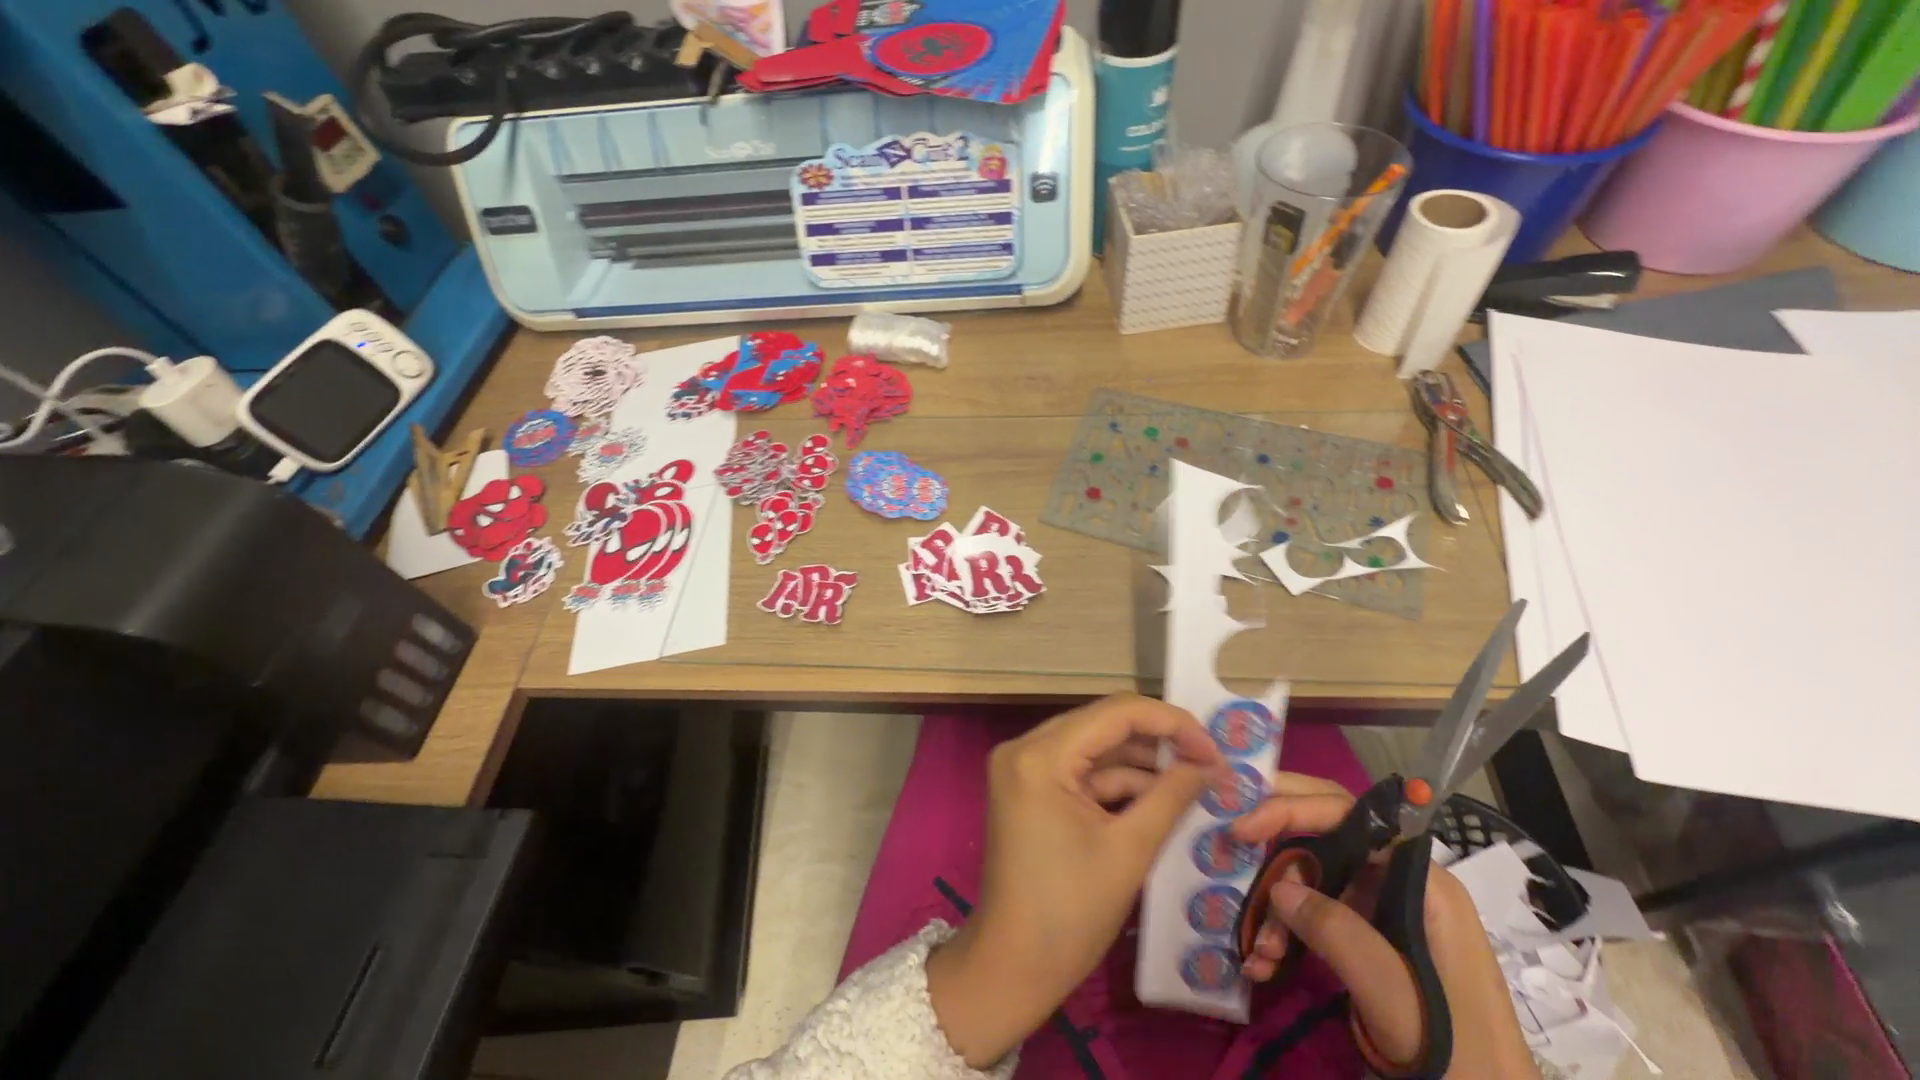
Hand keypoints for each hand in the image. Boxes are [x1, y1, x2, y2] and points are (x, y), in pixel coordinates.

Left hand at [925, 694, 1225, 1067]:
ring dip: (1144, 767)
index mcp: (1040, 755)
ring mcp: (1024, 770)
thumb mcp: (1130, 849)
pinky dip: (1120, 786)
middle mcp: (1025, 749)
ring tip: (1198, 785)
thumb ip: (1173, 795)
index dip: (1173, 723)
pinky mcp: (1030, 792)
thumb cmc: (1070, 912)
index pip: (1116, 712)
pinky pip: (1083, 774)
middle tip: (1212, 765)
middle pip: (1105, 726)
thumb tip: (1213, 763)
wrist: (1013, 966)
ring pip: (1097, 750)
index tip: (1217, 751)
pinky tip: (1163, 801)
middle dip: (1161, 743)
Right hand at [1233, 774, 1539, 1078]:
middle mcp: (1400, 884)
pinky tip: (1264, 965)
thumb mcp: (1391, 992)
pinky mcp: (1371, 944)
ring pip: (1314, 882)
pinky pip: (1317, 919)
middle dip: (1275, 850)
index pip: (1347, 815)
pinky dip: (1285, 935)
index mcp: (1419, 880)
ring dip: (1275, 908)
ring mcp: (1385, 914)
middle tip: (1228, 848)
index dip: (1290, 809)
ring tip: (1255, 951)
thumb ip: (1336, 932)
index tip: (1241, 828)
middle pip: (1326, 840)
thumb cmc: (1454, 1047)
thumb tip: (1279, 889)